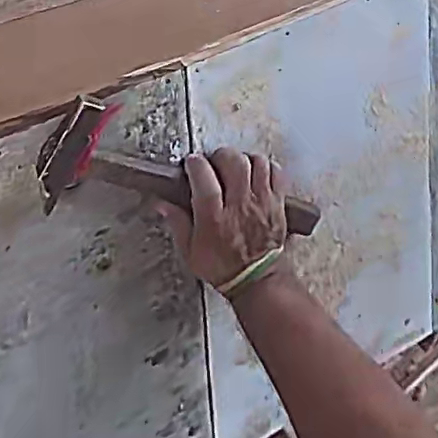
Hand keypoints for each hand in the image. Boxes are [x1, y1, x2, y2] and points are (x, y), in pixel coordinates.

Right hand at [156, 147, 288, 288]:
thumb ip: (176, 222)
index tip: (191, 163)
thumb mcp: (189, 250)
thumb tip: (161, 203)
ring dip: (242, 159)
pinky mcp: (276, 202)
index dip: (196, 164)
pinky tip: (254, 173)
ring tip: (233, 167)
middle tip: (212, 163)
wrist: (257, 281)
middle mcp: (239, 205)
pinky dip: (264, 166)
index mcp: (214, 217)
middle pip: (233, 161)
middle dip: (219, 155)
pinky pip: (275, 171)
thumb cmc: (222, 267)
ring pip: (255, 162)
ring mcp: (261, 202)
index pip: (204, 177)